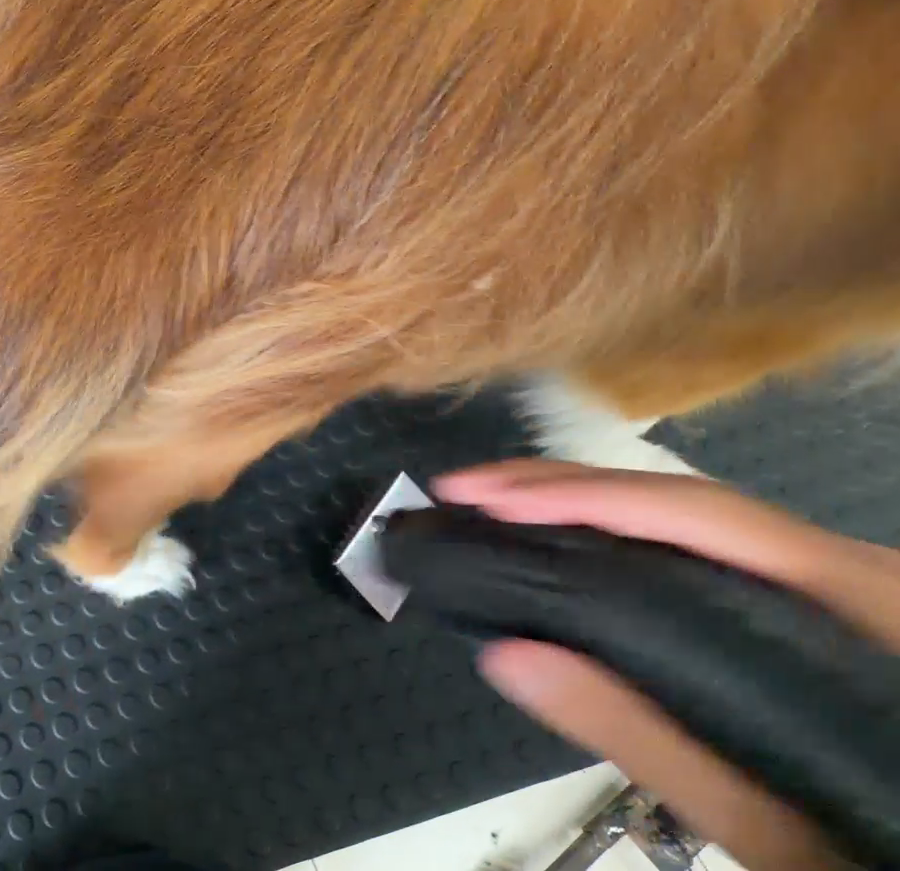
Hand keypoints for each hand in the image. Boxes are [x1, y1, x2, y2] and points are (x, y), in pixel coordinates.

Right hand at [435, 460, 899, 870]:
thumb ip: (647, 740)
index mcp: (862, 602)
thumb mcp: (773, 821)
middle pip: (682, 500)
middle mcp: (844, 572)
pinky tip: (550, 533)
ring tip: (487, 500)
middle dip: (558, 486)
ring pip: (680, 514)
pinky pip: (685, 541)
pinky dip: (605, 528)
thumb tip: (507, 658)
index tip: (487, 498)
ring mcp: (818, 581)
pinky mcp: (786, 600)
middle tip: (463, 488)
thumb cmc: (864, 842)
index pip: (700, 517)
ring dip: (573, 500)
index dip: (582, 498)